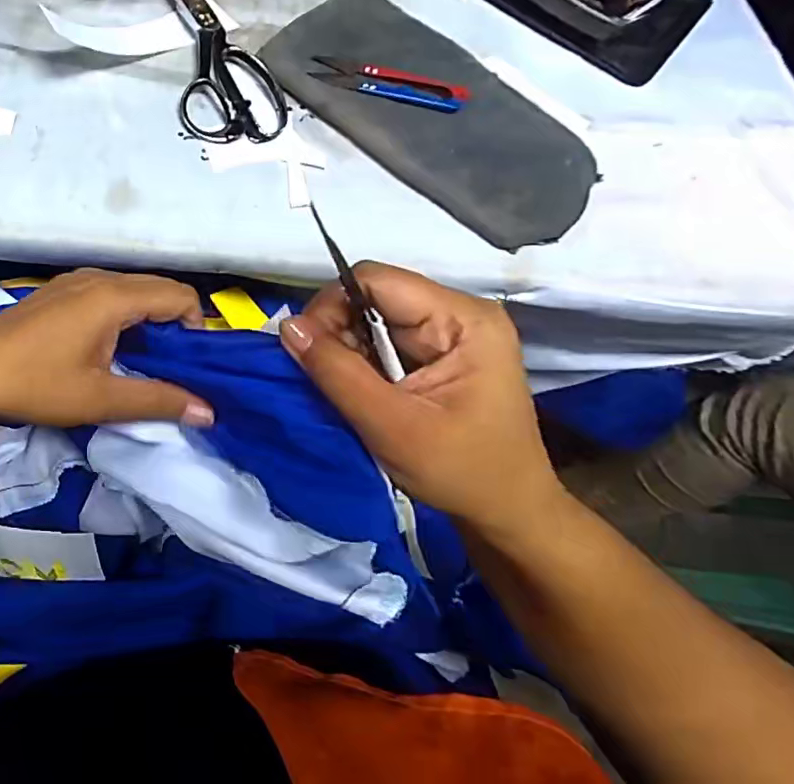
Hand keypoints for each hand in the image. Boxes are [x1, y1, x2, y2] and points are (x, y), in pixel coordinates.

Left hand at [0, 270, 214, 465]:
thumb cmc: (35, 384)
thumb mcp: (100, 399)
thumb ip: (158, 400)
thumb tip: (208, 411)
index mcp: (113, 296)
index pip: (180, 296)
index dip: (195, 328)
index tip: (187, 366)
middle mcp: (96, 278)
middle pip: (156, 289)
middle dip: (172, 324)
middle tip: (166, 368)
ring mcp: (72, 280)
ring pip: (129, 290)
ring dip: (144, 319)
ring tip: (135, 361)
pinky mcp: (55, 291)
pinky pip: (104, 293)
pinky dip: (119, 314)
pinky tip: (103, 348)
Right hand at [279, 262, 567, 536]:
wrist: (507, 513)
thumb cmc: (462, 472)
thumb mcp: (392, 426)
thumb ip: (337, 372)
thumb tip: (286, 325)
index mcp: (463, 319)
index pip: (375, 280)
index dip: (332, 305)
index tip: (309, 349)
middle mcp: (457, 313)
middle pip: (370, 295)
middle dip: (336, 331)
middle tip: (325, 375)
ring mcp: (447, 332)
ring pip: (369, 317)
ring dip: (345, 349)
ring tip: (343, 387)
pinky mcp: (434, 351)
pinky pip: (379, 338)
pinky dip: (357, 361)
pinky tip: (358, 389)